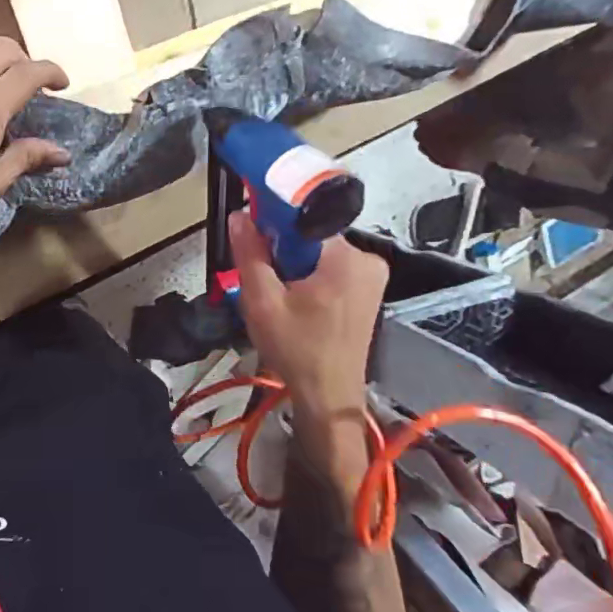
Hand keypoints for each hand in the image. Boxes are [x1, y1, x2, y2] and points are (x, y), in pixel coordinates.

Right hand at [230, 211, 387, 416]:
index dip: (274, 223)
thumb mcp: (262, 302)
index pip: (304, 218)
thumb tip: (240, 215)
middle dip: (284, 252)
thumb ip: (250, 254)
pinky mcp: (369, 291)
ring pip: (320, 253)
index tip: (253, 234)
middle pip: (312, 236)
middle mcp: (367, 260)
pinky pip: (332, 269)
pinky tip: (298, 303)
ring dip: (296, 266)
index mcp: (346, 258)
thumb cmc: (296, 350)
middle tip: (265, 280)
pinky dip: (311, 278)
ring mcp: (372, 277)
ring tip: (281, 297)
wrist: (328, 396)